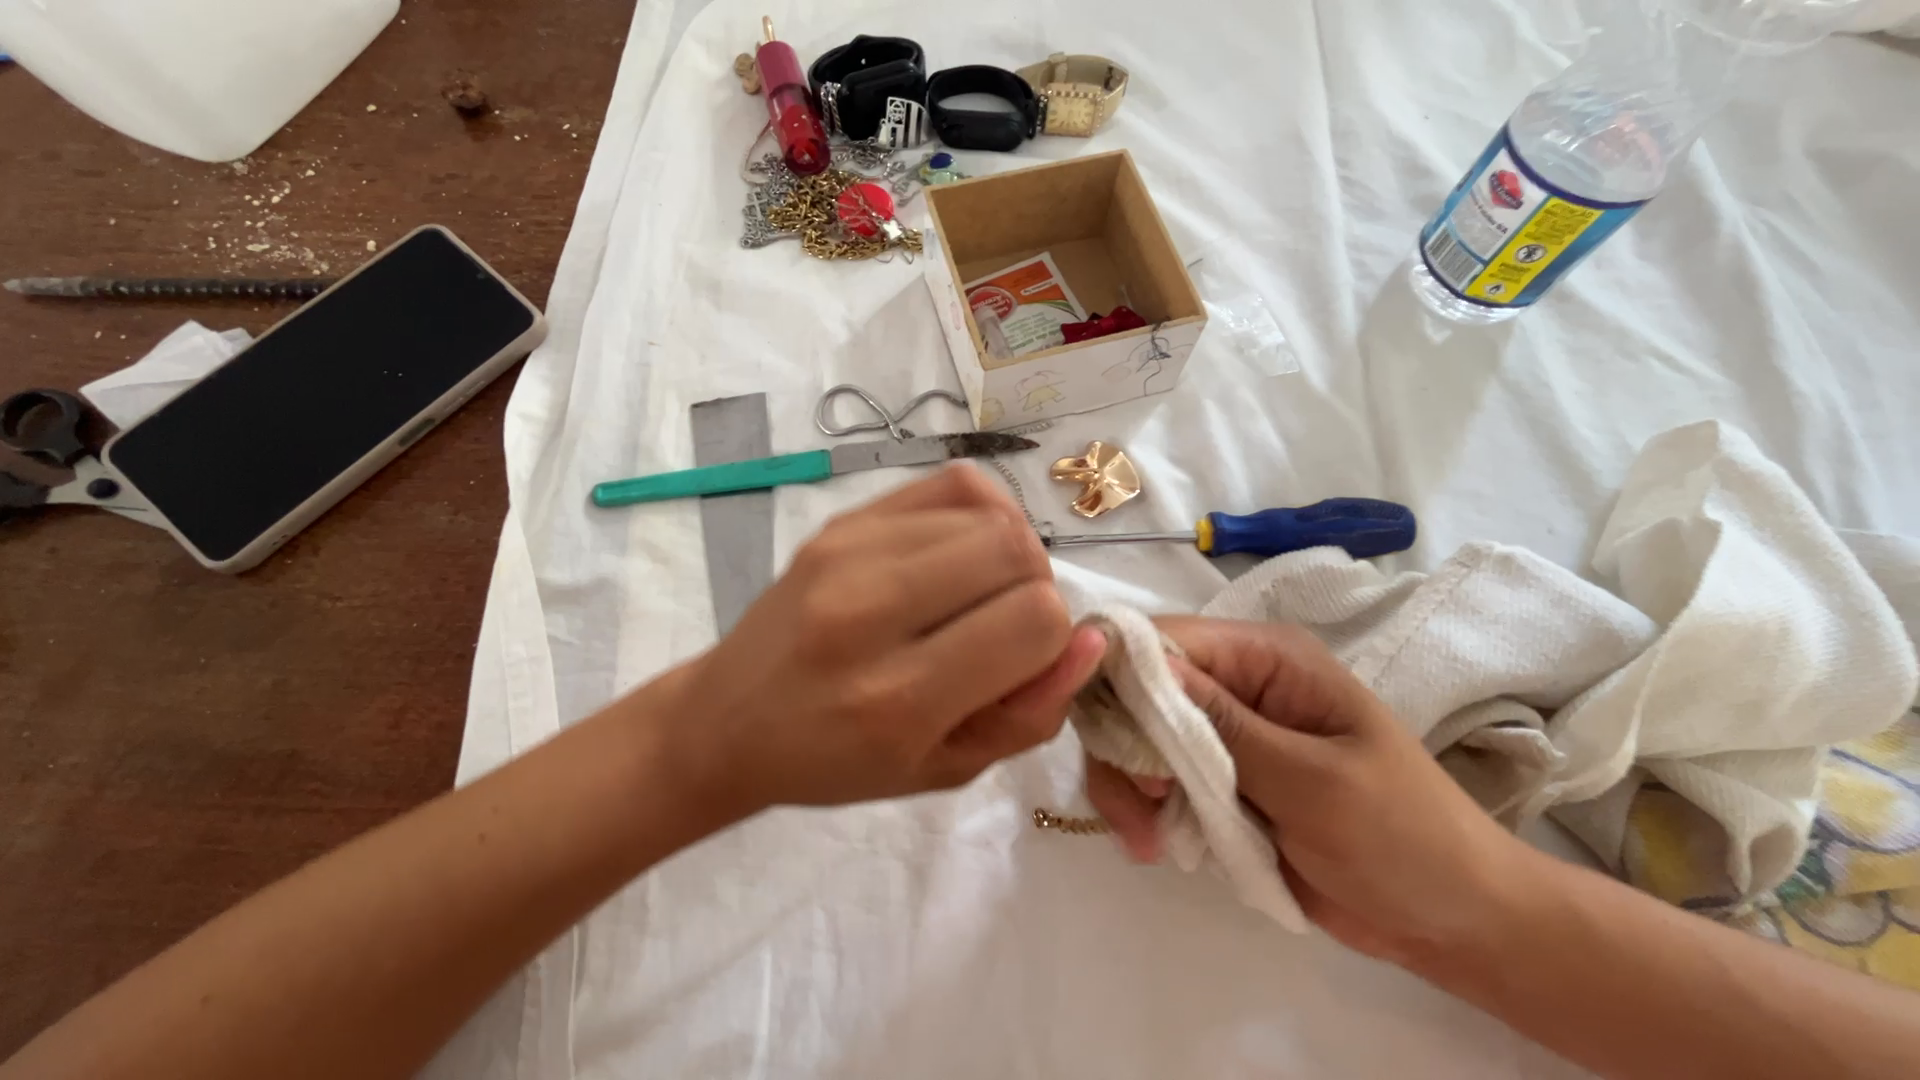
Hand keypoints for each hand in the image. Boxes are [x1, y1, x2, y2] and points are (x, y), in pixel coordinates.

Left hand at [664, 465, 1106, 814]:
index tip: (1023, 659)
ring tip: (978, 591)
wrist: (728, 720)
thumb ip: (1029, 714)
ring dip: (1010, 553)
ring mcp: (848, 553)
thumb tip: (1089, 639)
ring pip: (991, 514)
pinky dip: (981, 515)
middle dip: (1038, 587)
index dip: (1053, 638)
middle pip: (1018, 550)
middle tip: (1005, 622)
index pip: (1033, 619)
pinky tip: (961, 552)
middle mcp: (869, 613)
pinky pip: (952, 486)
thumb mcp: (946, 770)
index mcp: (897, 699)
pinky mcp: (840, 521)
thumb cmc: (839, 763)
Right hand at [1086, 617, 1537, 966]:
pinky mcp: (1216, 783)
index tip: (1128, 751)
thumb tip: (1141, 664)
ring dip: (1127, 786)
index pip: (1163, 639)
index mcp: (1266, 659)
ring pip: (1135, 739)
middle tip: (1146, 809)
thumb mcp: (1312, 780)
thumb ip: (1224, 725)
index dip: (1122, 679)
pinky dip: (1144, 811)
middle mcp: (1235, 686)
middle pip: (1134, 690)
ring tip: (1151, 842)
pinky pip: (1154, 781)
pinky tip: (1158, 848)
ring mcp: (1223, 736)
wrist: (1451, 919)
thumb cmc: (1401, 837)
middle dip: (1122, 746)